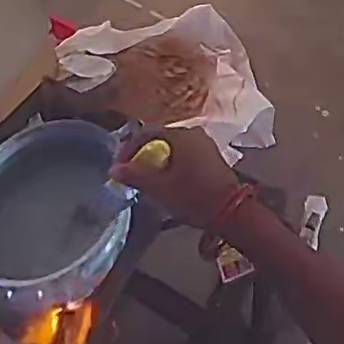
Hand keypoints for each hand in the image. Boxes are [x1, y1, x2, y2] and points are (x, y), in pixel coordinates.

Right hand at [110, 126, 239, 227]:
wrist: (230, 210)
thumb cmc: (192, 196)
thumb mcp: (159, 188)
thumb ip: (135, 175)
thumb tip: (114, 168)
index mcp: (181, 135)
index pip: (148, 132)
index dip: (129, 147)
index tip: (119, 165)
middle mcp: (194, 133)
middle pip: (161, 138)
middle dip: (143, 153)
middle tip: (131, 171)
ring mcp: (205, 144)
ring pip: (174, 147)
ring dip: (158, 159)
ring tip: (146, 177)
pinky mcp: (212, 156)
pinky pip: (186, 154)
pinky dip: (173, 163)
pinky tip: (167, 179)